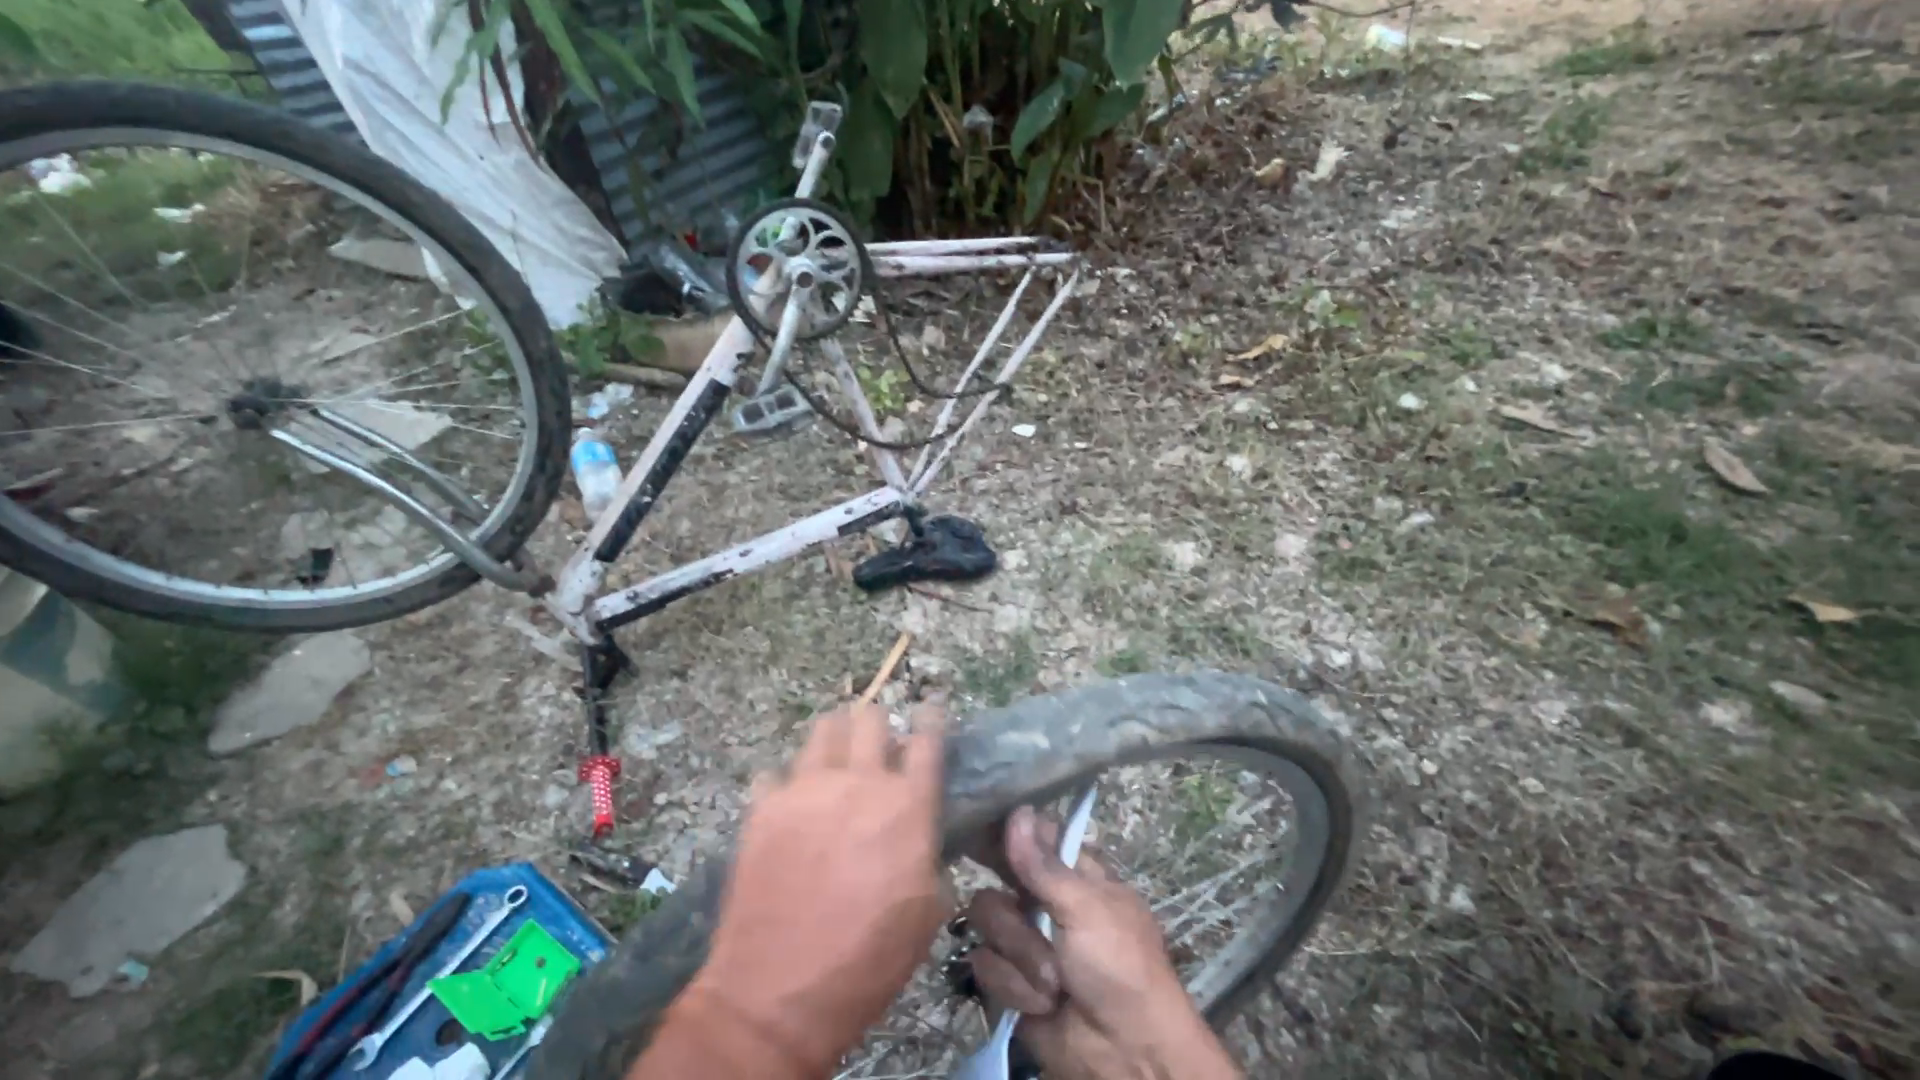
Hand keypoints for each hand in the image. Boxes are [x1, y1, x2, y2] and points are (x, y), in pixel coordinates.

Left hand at [685, 700, 948, 1074]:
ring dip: (835, 736)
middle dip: (879, 723)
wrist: (778, 993)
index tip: (932, 706)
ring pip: (822, 730)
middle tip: (879, 743)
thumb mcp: (927, 914)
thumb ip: (927, 856)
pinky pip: (774, 772)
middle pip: (870, 719)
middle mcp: (858, 785)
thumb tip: (918, 834)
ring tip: (835, 757)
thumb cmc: (868, 961)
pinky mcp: (762, 808)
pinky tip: (789, 802)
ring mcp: (805, 790)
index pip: (927, 740)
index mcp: (906, 808)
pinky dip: (786, 781)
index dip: (932, 716)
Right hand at [963, 806, 1241, 1079]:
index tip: (982, 834)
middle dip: (1017, 916)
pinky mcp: (1009, 981)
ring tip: (1055, 984)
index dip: (1006, 835)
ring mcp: (1025, 943)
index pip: (1030, 839)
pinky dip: (1015, 988)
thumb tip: (1018, 810)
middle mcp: (1045, 903)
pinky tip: (1042, 1004)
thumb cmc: (1120, 967)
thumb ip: (1044, 865)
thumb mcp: (1088, 908)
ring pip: (988, 924)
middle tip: (1031, 918)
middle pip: (998, 881)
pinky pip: (985, 966)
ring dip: (1022, 958)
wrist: (1125, 1052)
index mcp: (1074, 876)